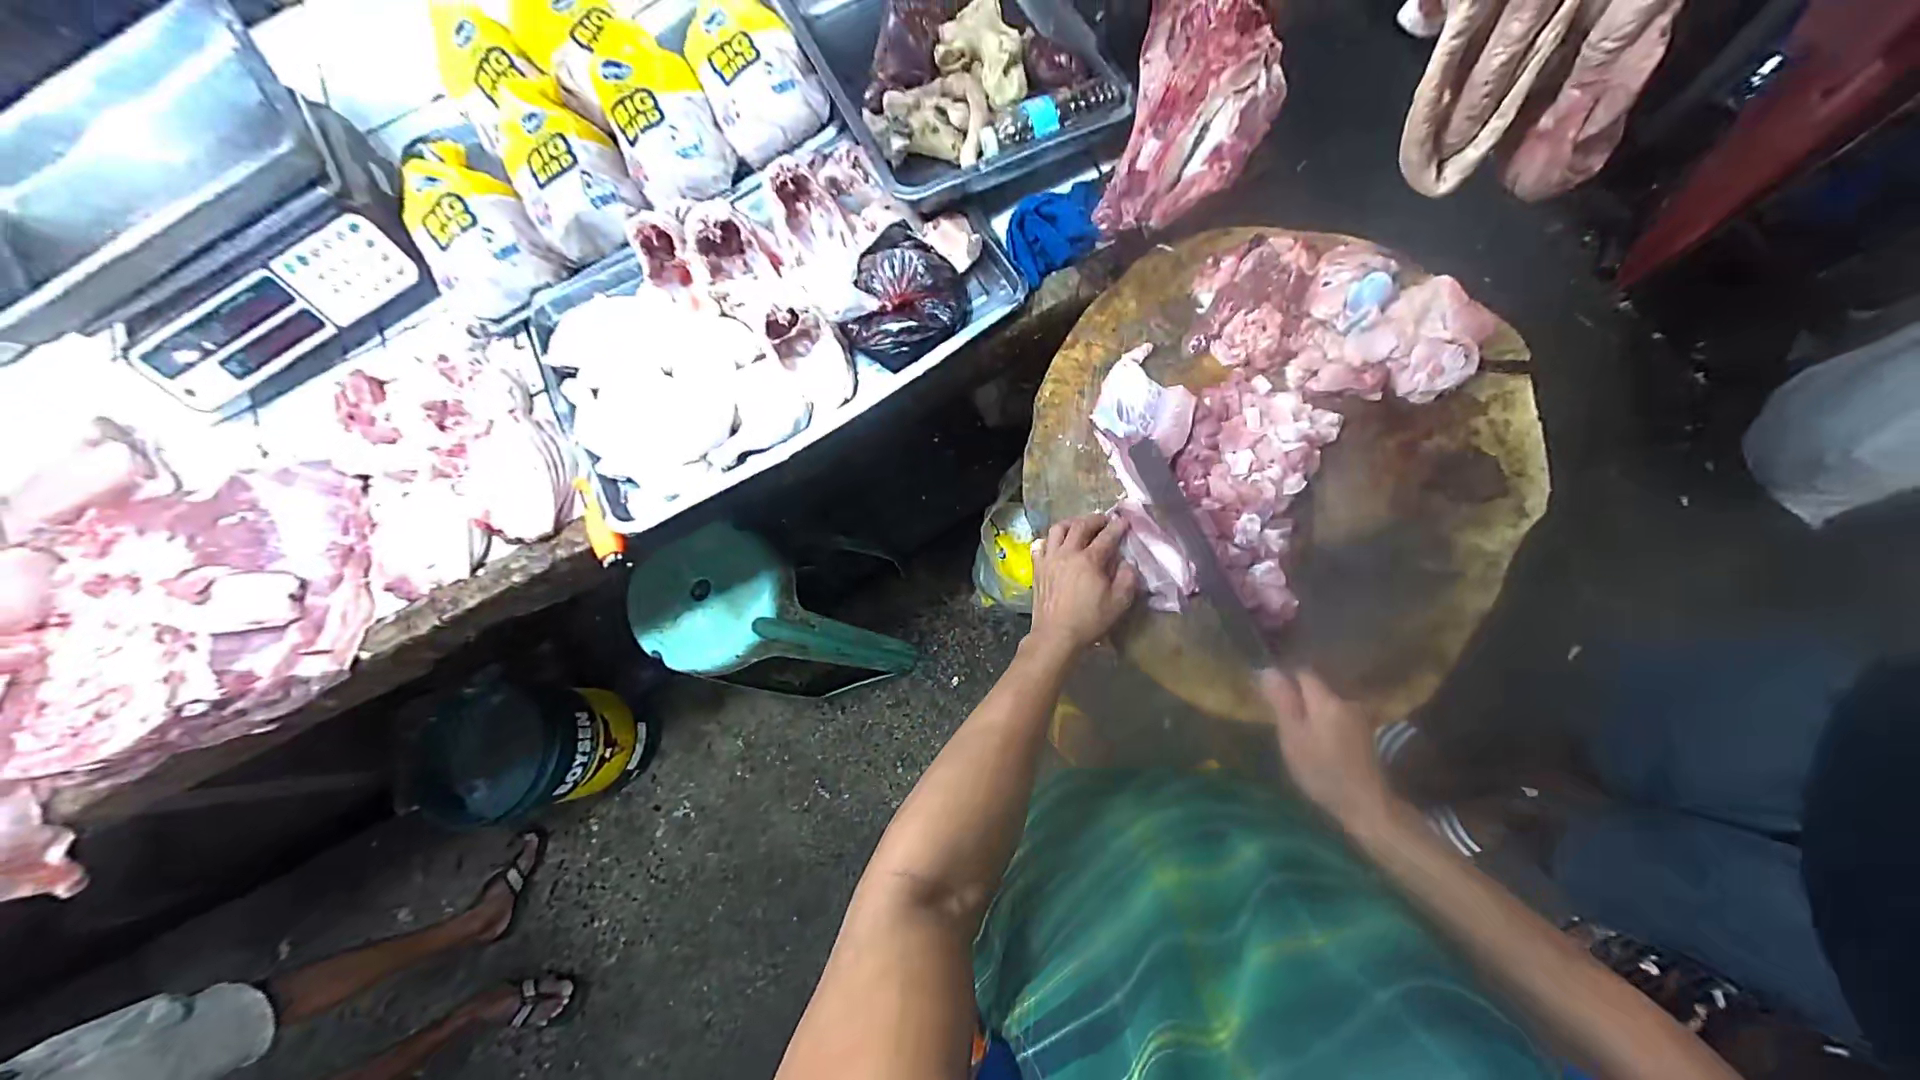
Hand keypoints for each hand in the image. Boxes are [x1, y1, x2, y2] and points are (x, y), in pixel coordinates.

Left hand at [1027, 514, 1138, 659]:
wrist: (1056, 635)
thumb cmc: (1089, 620)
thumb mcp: (1119, 602)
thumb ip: (1127, 578)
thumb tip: (1126, 562)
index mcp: (1089, 560)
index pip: (1106, 536)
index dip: (1117, 527)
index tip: (1123, 521)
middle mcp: (1067, 553)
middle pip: (1080, 526)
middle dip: (1095, 519)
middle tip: (1104, 520)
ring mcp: (1049, 559)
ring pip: (1057, 530)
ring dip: (1071, 524)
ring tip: (1079, 527)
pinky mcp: (1037, 568)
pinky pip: (1040, 545)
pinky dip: (1049, 540)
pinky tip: (1055, 544)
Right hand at [1259, 670, 1395, 828]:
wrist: (1366, 804)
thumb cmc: (1322, 771)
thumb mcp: (1293, 737)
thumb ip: (1281, 701)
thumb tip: (1267, 668)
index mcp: (1326, 699)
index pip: (1302, 672)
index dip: (1283, 677)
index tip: (1268, 692)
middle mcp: (1346, 699)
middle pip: (1315, 684)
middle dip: (1296, 692)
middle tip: (1277, 712)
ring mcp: (1358, 715)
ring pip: (1325, 699)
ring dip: (1309, 707)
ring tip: (1294, 726)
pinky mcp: (1363, 730)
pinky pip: (1335, 712)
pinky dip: (1322, 717)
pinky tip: (1315, 736)